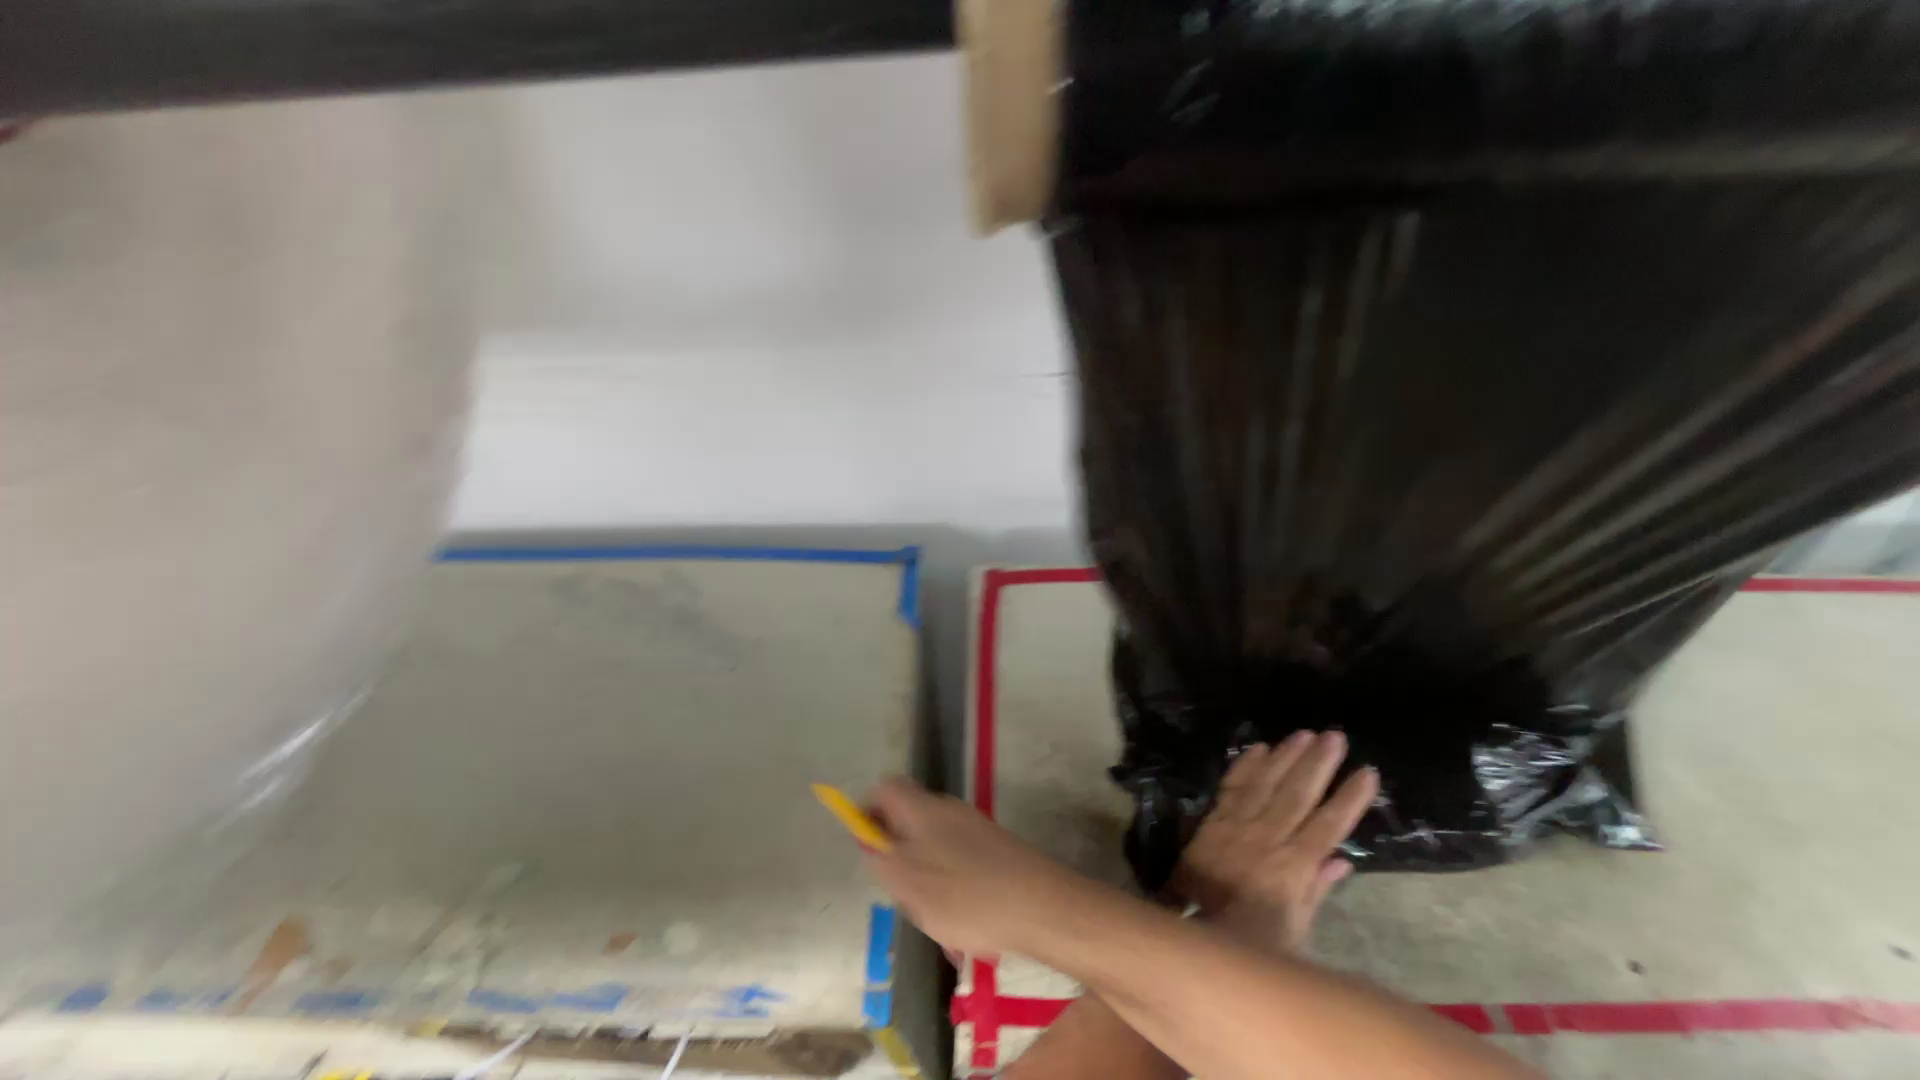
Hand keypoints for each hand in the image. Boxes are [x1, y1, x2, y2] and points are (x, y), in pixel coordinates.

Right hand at [860, 776, 1091, 956]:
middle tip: (902, 894)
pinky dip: (955, 892)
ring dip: (927, 881)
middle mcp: (950, 810)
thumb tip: (867, 839)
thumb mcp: (908, 883)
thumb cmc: (968, 897)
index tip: (866, 848)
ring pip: (935, 849)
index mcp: (924, 810)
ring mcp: (977, 830)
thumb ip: (880, 858)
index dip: (867, 811)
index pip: (884, 789)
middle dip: (899, 857)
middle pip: (909, 822)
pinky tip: (965, 927)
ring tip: (936, 920)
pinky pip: (962, 867)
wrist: (1044, 908)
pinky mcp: (998, 852)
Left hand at [1173, 730, 1378, 953]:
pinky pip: (1232, 787)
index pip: (1329, 825)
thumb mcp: (1294, 928)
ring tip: (1304, 734)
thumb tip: (1341, 861)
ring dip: (1286, 756)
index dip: (1349, 798)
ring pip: (1266, 783)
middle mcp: (1267, 838)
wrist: (1192, 932)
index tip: (1368, 772)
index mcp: (1293, 867)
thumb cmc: (1249, 940)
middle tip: (1335, 736)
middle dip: (1318, 763)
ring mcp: (1236, 826)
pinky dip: (1245, 766)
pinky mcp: (1212, 821)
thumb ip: (1316, 890)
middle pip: (1297, 794)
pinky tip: (1258, 747)